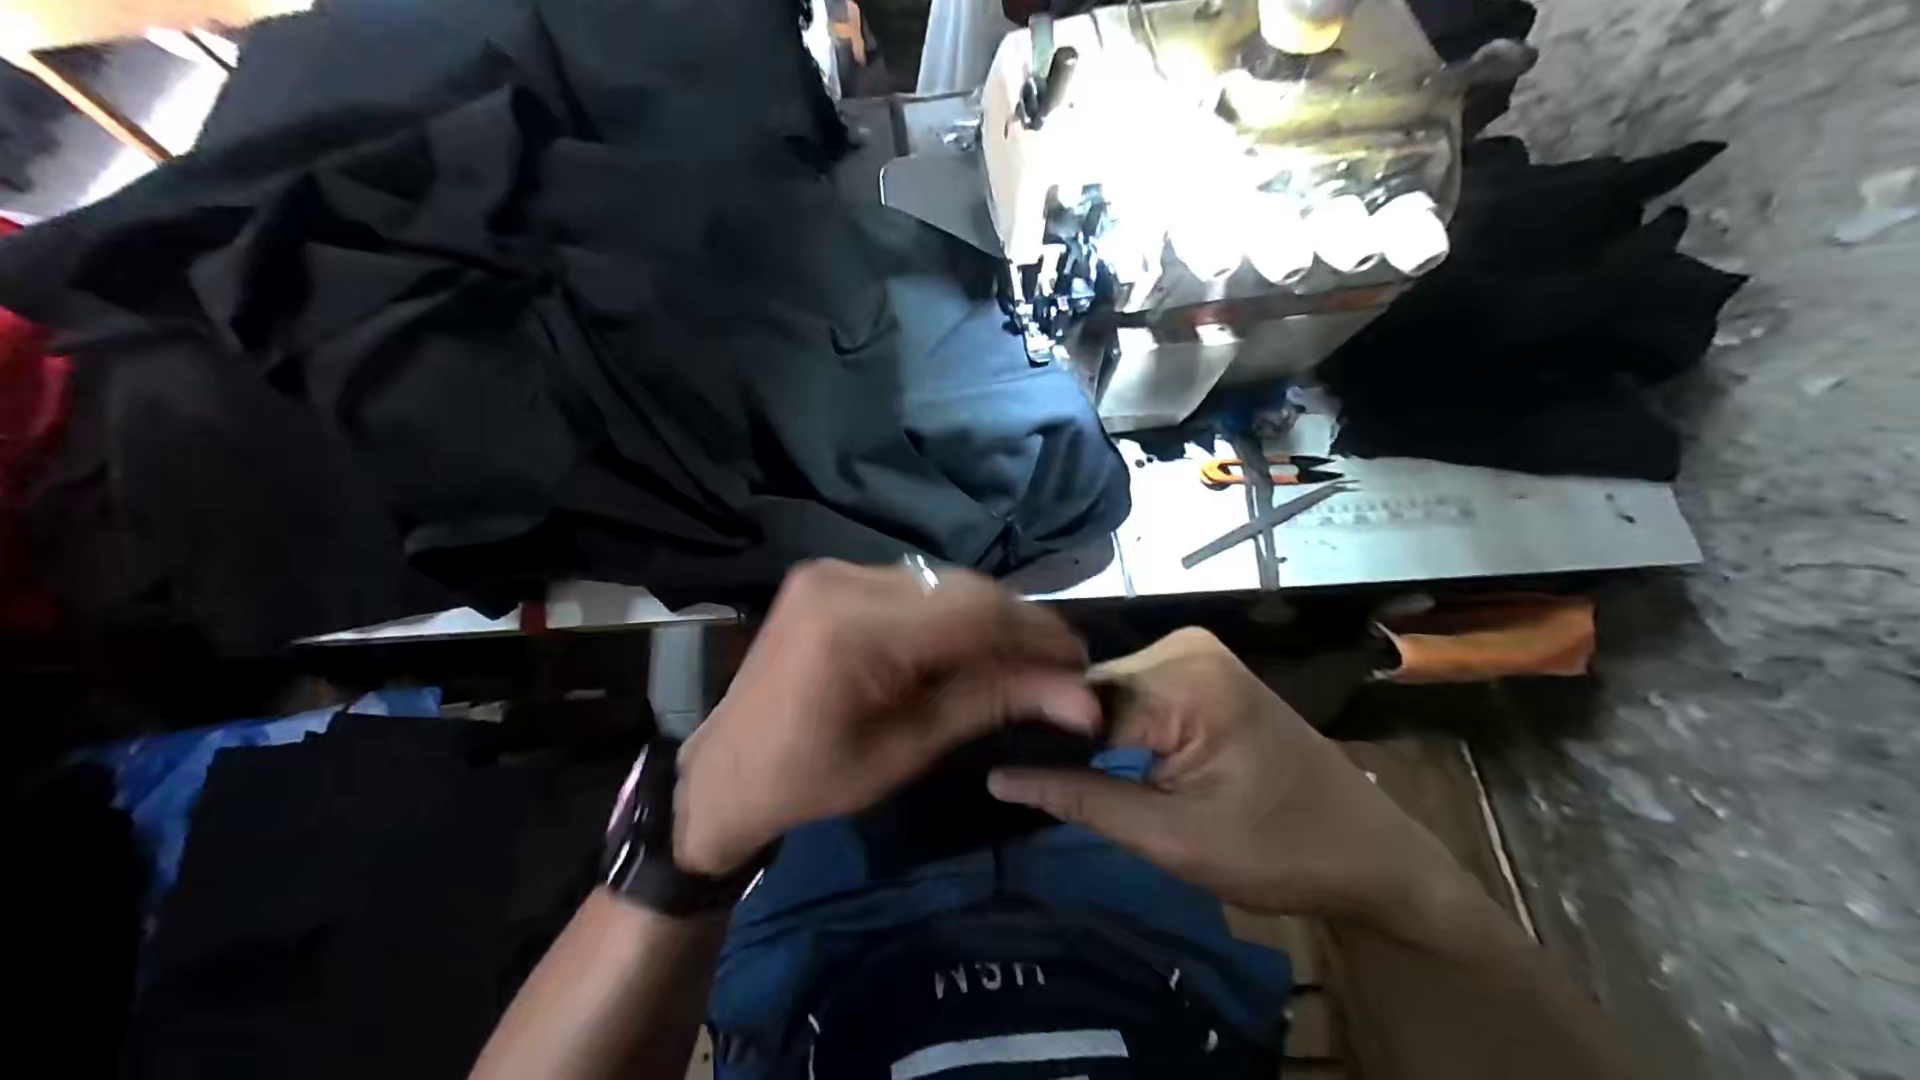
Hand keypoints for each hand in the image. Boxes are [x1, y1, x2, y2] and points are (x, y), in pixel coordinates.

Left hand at [674, 560, 1100, 874]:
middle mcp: (841, 580)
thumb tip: (1080, 698)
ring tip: (1020, 656)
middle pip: (962, 588)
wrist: (727, 769)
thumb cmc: (813, 779)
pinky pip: (912, 583)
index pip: (974, 612)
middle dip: (1018, 624)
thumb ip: (992, 704)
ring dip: (987, 615)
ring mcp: (831, 569)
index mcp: (853, 631)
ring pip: (941, 581)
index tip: (1081, 661)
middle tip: (1057, 664)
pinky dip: (949, 609)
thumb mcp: (909, 748)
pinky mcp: (828, 572)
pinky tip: (967, 641)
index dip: (1037, 633)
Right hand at [988, 628, 1476, 942]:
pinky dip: (1111, 724)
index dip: (1036, 737)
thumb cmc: (1278, 852)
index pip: (1077, 700)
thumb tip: (997, 778)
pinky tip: (1092, 752)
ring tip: (1048, 768)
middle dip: (1059, 732)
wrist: (1369, 854)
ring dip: (1081, 729)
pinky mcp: (1199, 669)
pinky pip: (1133, 691)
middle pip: (1089, 687)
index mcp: (1186, 680)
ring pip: (1106, 689)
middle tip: (1020, 779)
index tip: (998, 768)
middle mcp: (1185, 647)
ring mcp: (1194, 653)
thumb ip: (1079, 798)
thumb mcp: (1169, 837)